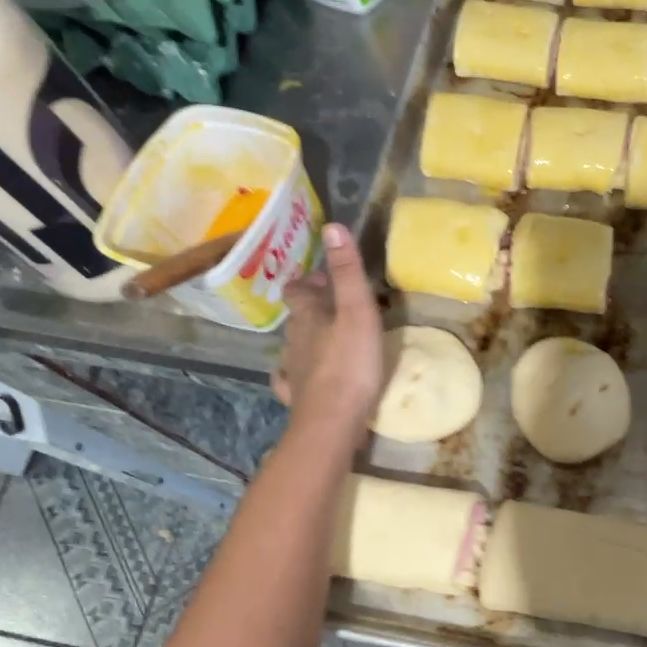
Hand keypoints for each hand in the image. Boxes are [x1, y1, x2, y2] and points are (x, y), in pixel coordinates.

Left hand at [272, 224, 384, 430]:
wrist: (332, 420)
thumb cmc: (350, 363)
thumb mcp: (357, 311)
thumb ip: (347, 272)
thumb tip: (332, 226)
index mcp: (308, 316)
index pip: (298, 290)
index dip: (307, 282)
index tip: (323, 280)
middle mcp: (294, 339)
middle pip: (297, 318)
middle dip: (311, 309)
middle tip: (334, 307)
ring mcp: (293, 370)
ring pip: (294, 347)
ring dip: (307, 339)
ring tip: (327, 339)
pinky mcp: (298, 397)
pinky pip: (290, 380)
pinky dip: (294, 374)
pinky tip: (299, 377)